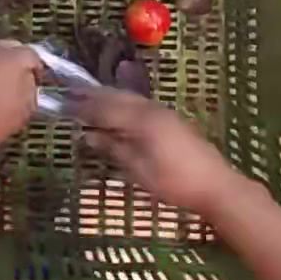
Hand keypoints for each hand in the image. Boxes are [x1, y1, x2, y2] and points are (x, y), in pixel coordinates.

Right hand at [76, 89, 249, 213]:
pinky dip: (122, 102)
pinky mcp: (170, 119)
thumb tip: (88, 136)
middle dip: (93, 95)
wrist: (216, 185)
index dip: (83, 106)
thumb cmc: (174, 182)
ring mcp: (163, 112)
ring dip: (108, 96)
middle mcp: (151, 109)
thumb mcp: (138, 170)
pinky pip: (139, 103)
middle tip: (71, 93)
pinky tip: (116, 109)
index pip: (105, 108)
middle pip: (117, 96)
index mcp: (141, 120)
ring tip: (88, 97)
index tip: (64, 103)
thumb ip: (113, 148)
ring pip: (129, 97)